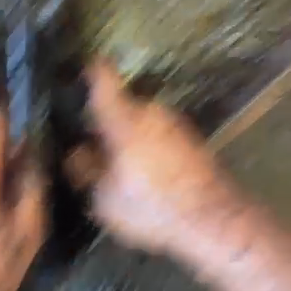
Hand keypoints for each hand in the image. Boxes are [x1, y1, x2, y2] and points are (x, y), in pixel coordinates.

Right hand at [73, 62, 245, 255]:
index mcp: (124, 118)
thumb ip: (84, 170)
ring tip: (119, 168)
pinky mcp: (192, 140)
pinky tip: (147, 177)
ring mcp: (176, 123)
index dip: (88, 70)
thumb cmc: (151, 207)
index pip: (103, 78)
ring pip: (142, 121)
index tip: (78, 71)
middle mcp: (152, 111)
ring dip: (129, 137)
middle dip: (106, 122)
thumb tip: (76, 152)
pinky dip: (149, 148)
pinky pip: (159, 135)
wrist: (214, 220)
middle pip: (122, 105)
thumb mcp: (103, 199)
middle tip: (92, 146)